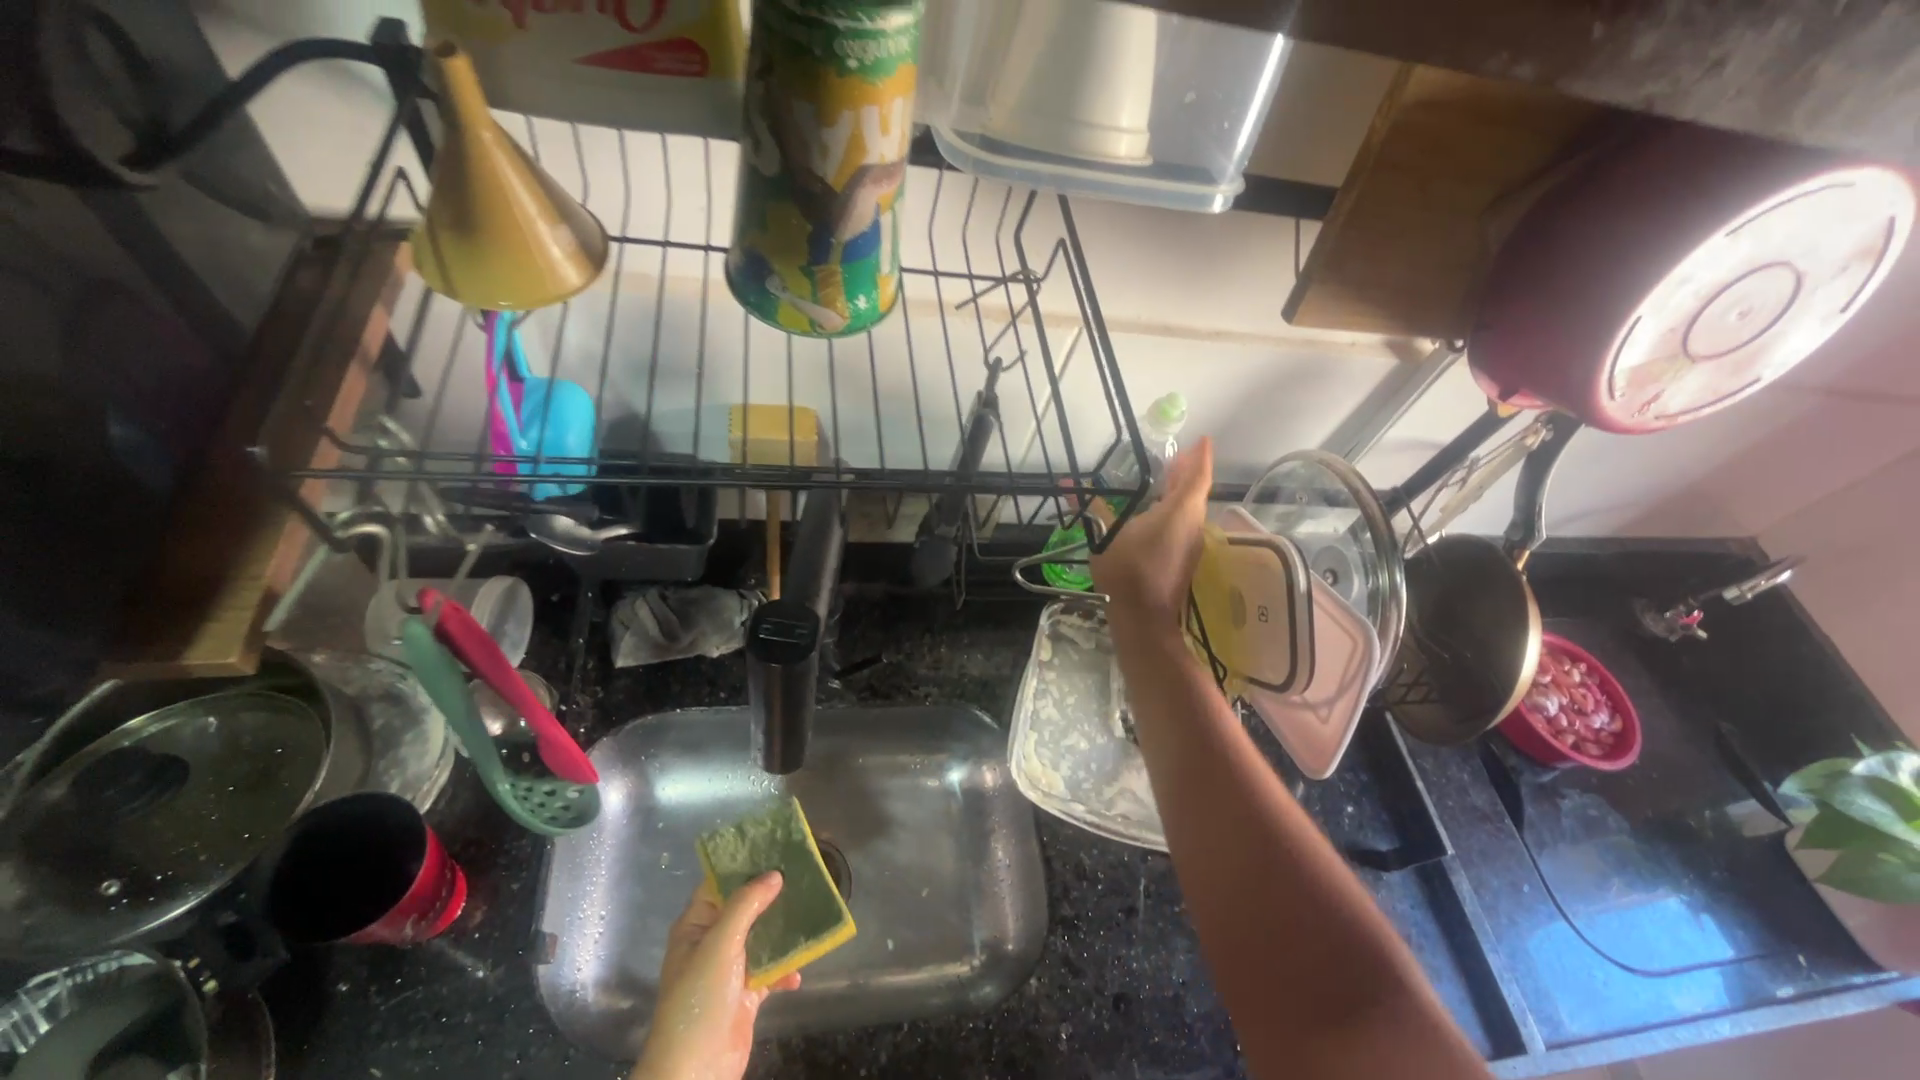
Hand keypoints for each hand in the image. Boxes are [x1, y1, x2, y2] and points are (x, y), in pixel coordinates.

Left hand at [633, 874, 799, 1079]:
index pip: (718, 884)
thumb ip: (746, 905)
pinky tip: (798, 973)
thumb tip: (774, 874)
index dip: (744, 866)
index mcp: (696, 926)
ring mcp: (730, 970)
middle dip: (772, 896)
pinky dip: (785, 971)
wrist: (695, 1069)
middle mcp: (712, 943)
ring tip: (812, 916)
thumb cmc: (699, 998)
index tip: (776, 847)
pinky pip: (771, 972)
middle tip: (805, 876)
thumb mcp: (720, 944)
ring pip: (762, 939)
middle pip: (745, 909)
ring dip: (784, 933)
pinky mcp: (747, 994)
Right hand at [1089, 436, 1214, 635]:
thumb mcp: (1105, 537)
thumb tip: (1069, 486)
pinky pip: (1185, 525)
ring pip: (1192, 510)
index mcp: (1179, 512)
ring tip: (1165, 480)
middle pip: (1196, 491)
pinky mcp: (1186, 560)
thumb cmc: (1127, 573)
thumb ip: (1093, 510)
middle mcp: (1193, 524)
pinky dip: (1177, 511)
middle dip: (1188, 472)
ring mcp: (1192, 544)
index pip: (1197, 475)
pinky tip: (1158, 513)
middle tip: (1175, 457)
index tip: (1201, 439)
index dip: (1200, 456)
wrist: (1144, 620)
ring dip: (1182, 493)